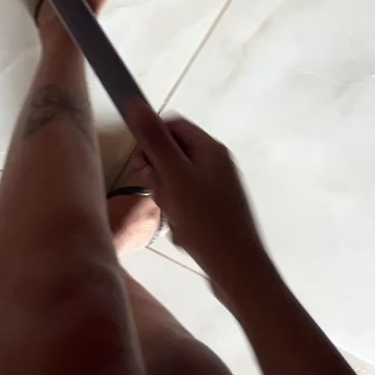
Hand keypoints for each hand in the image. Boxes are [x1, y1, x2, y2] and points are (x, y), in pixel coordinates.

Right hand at [125, 101, 267, 285]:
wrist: (240, 273)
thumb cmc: (206, 221)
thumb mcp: (175, 177)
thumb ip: (154, 140)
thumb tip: (134, 102)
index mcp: (210, 149)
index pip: (172, 125)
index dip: (151, 139)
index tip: (139, 165)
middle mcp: (217, 163)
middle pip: (174, 153)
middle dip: (159, 173)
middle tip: (159, 194)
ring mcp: (219, 188)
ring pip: (178, 180)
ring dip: (168, 197)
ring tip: (173, 217)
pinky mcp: (218, 211)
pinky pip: (188, 202)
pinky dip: (179, 214)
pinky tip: (183, 232)